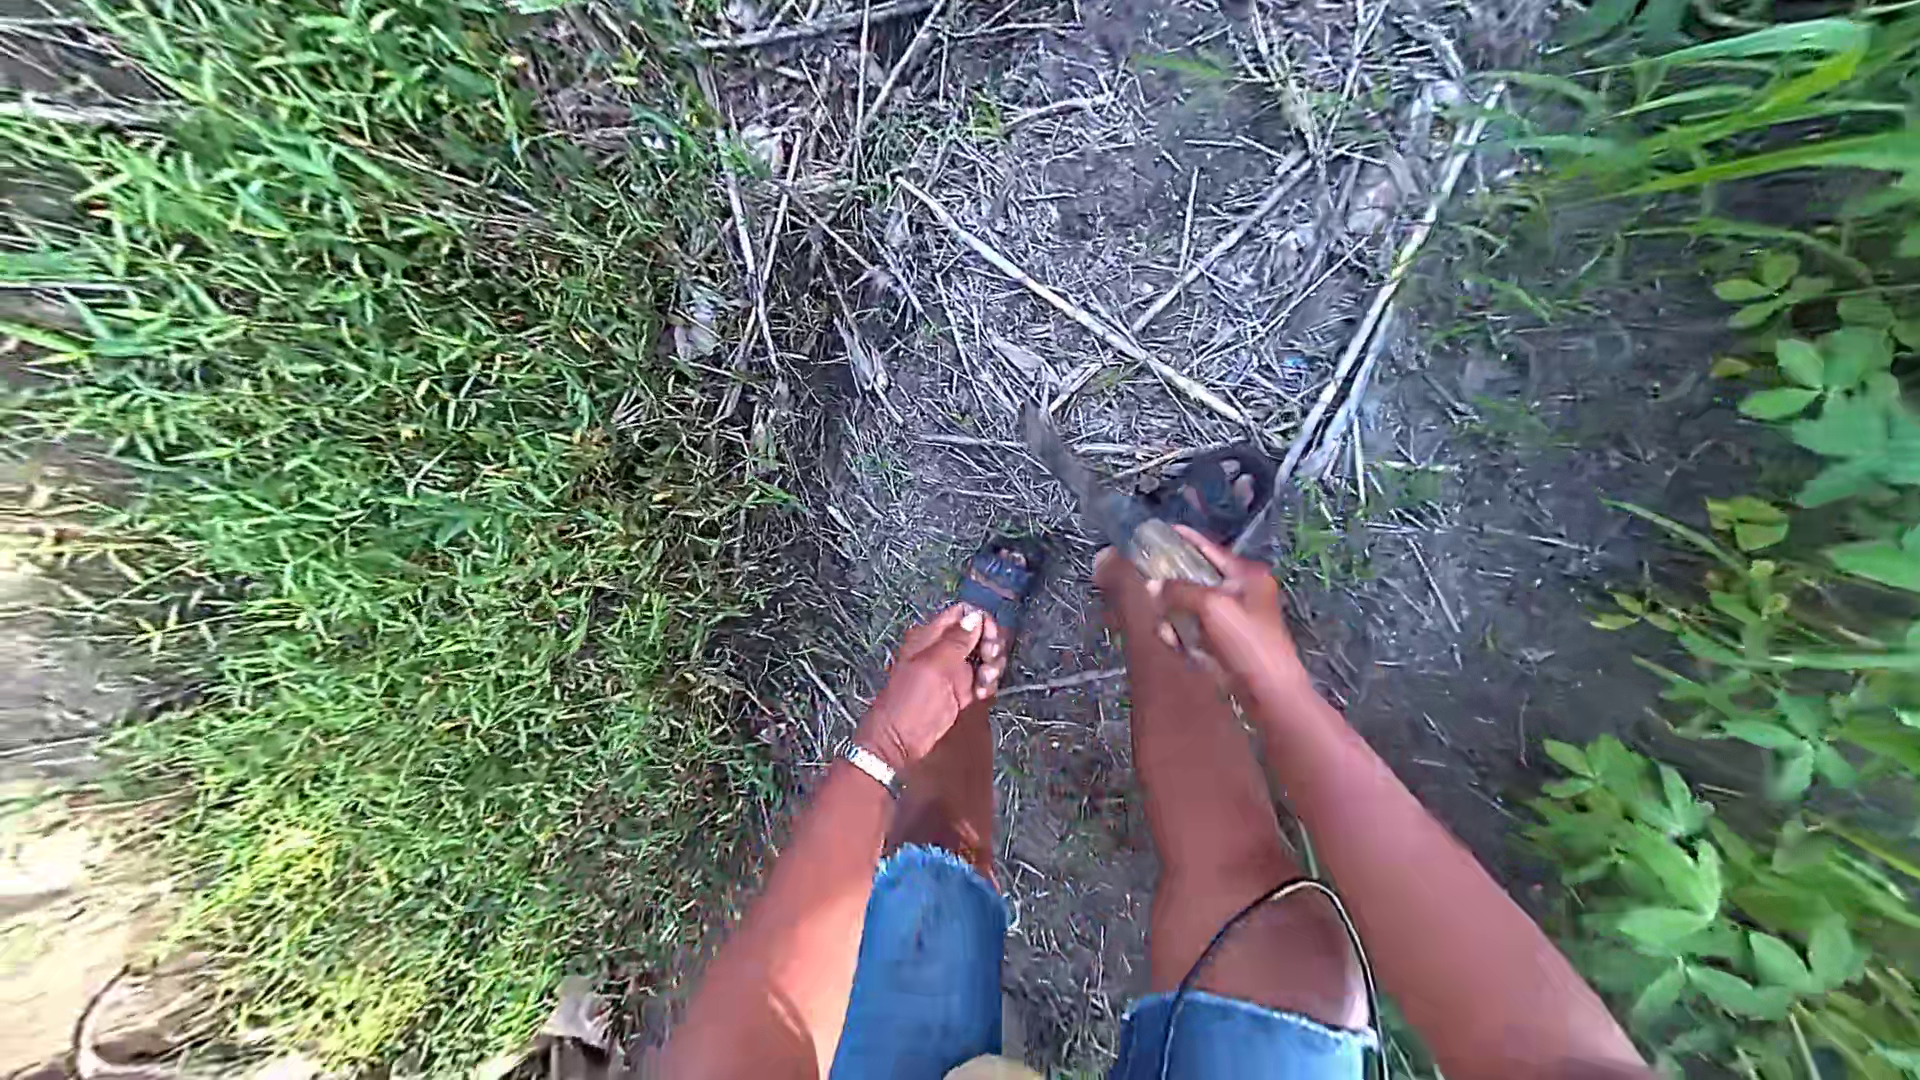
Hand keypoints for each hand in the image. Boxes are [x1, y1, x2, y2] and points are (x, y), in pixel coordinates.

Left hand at [856, 604, 1000, 770]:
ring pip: (984, 656)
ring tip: (984, 683)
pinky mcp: (963, 691)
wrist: (900, 742)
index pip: (961, 614)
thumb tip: (976, 616)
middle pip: (979, 633)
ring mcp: (954, 670)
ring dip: (992, 666)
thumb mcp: (932, 667)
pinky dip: (988, 684)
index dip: (979, 621)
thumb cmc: (909, 702)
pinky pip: (983, 678)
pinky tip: (982, 694)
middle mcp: (944, 649)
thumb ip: (956, 641)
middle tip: (989, 659)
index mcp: (930, 636)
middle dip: (990, 644)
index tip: (988, 636)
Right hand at [1148, 526, 1310, 701]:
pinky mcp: (1223, 642)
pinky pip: (1192, 630)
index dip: (1186, 539)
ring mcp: (1233, 619)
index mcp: (1247, 575)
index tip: (1161, 531)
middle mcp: (1241, 592)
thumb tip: (1152, 585)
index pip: (1211, 549)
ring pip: (1190, 606)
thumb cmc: (1246, 641)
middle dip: (1171, 583)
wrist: (1268, 692)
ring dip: (1172, 613)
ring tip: (1159, 621)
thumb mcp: (1210, 606)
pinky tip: (1170, 640)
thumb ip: (1178, 590)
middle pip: (1197, 577)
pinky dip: (1179, 633)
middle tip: (1147, 579)